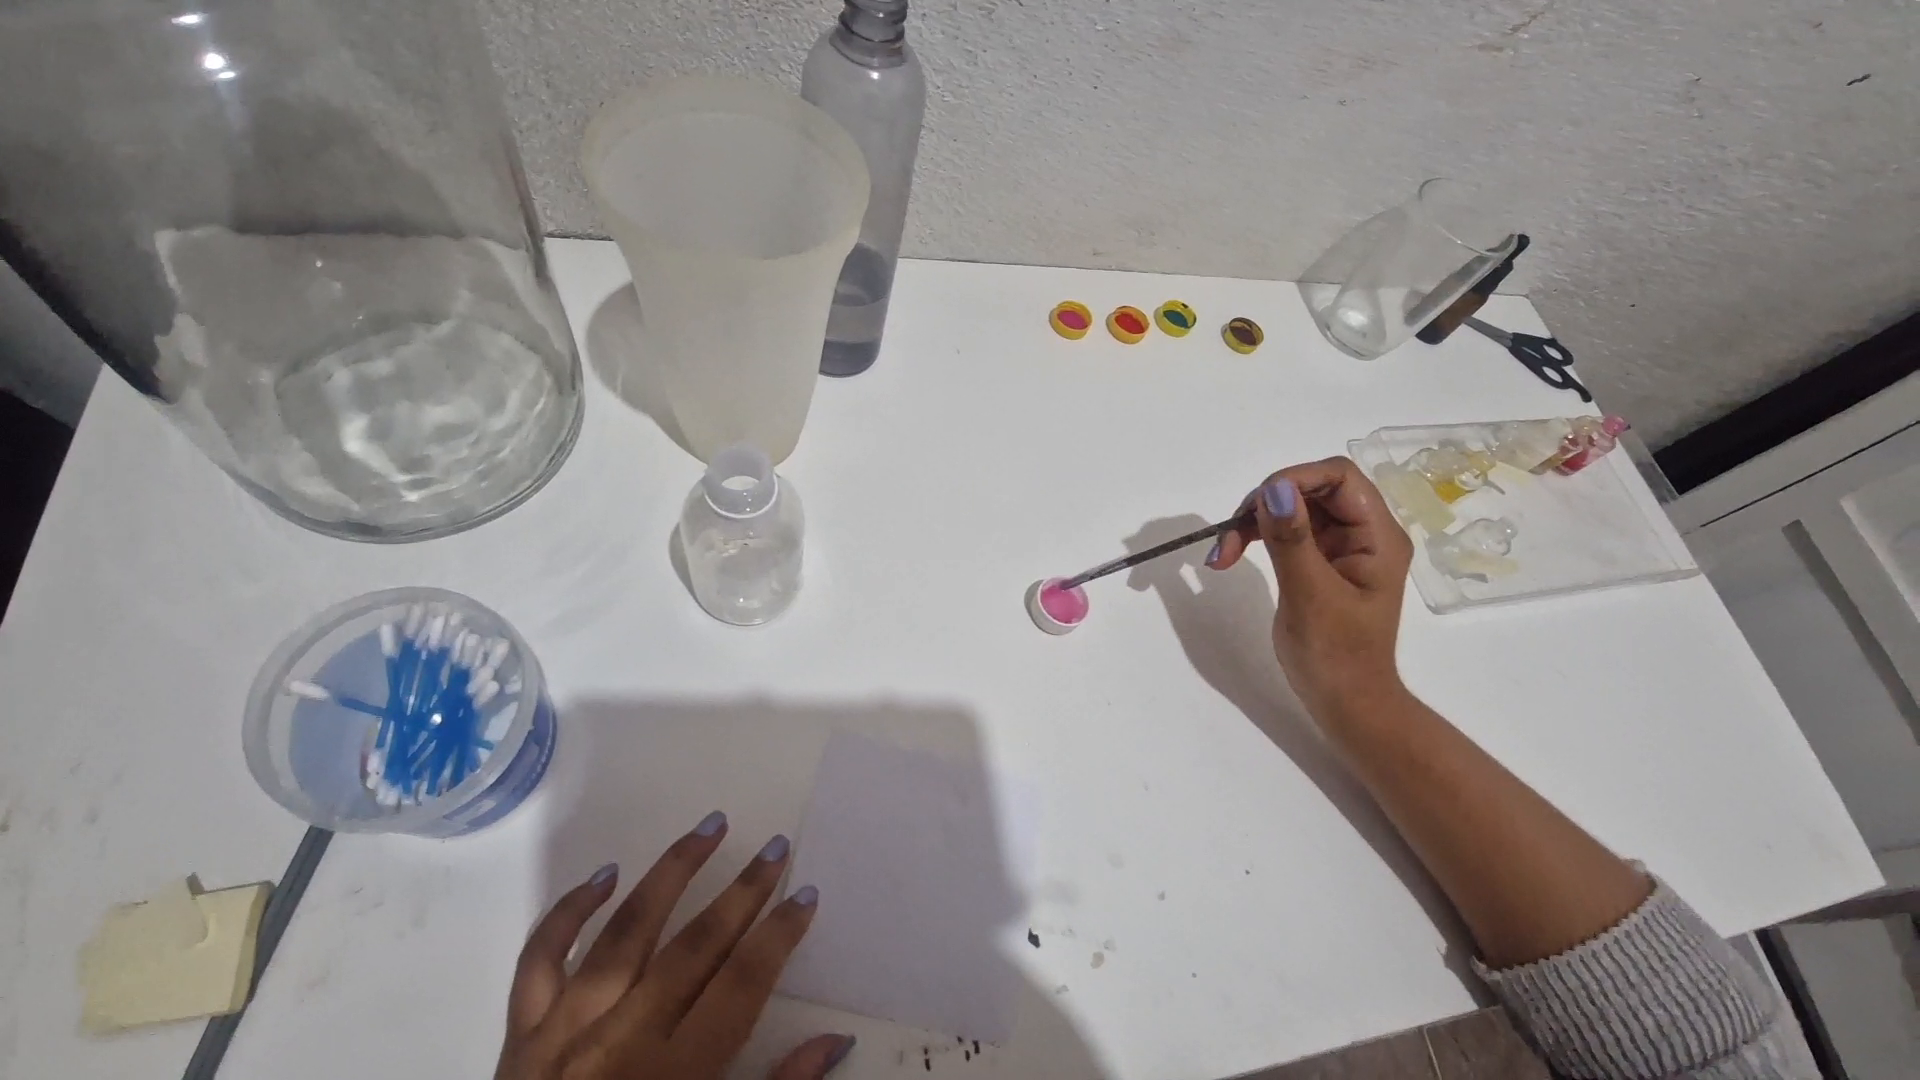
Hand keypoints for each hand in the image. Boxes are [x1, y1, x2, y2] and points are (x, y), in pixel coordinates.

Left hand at [495, 813, 851, 1079]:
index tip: (806, 896)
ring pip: (626, 932)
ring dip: (672, 873)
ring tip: (710, 827)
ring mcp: (565, 1032)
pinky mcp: (520, 1036)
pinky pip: (541, 960)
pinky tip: (605, 875)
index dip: (778, 936)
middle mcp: (623, 1040)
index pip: (741, 985)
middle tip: (776, 847)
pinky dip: (569, 912)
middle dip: (743, 892)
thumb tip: (836, 1041)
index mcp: (677, 1074)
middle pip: (695, 947)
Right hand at [1207, 457, 1412, 723]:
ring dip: (1253, 523)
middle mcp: (1363, 534)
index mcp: (1377, 537)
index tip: (1253, 505)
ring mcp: (1341, 548)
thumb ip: (1291, 539)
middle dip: (1265, 504)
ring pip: (1292, 510)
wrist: (1345, 704)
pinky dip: (1256, 539)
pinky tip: (1230, 557)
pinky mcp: (1319, 563)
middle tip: (1227, 538)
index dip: (1294, 479)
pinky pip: (1286, 533)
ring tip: (1221, 555)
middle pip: (1311, 490)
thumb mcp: (1310, 595)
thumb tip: (1272, 488)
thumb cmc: (1336, 656)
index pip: (1339, 477)